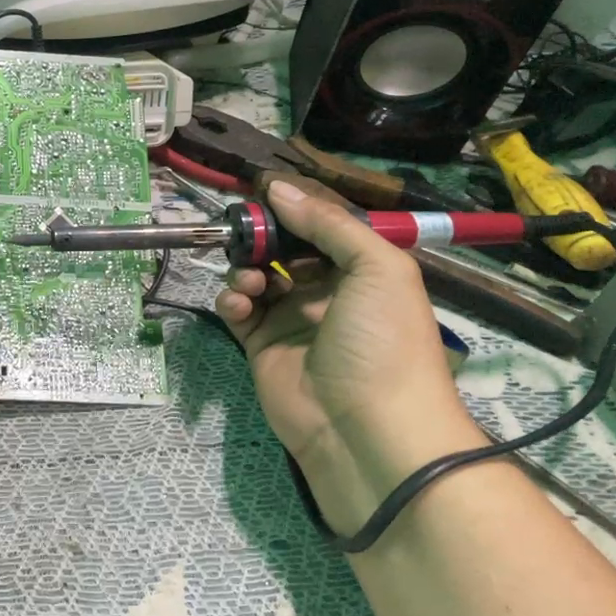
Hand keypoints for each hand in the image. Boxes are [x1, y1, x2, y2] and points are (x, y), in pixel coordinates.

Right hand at [214, 180, 484, 533]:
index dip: (296, 212)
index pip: (323, 230)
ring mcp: (291, 320)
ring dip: (247, 268)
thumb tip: (278, 188)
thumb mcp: (376, 269)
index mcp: (363, 273)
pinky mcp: (260, 345)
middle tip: (247, 233)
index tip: (266, 196)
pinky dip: (231, 298)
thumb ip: (329, 224)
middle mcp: (327, 292)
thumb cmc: (383, 341)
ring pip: (257, 275)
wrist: (365, 427)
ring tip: (250, 280)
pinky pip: (238, 309)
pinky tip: (238, 302)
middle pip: (284, 250)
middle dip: (264, 238)